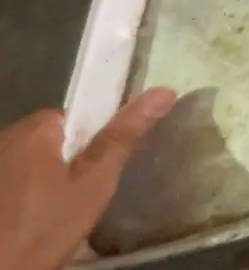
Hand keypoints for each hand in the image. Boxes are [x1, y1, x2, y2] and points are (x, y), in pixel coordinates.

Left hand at [0, 88, 176, 269]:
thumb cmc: (42, 228)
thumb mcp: (93, 183)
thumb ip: (123, 135)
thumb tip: (163, 90)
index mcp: (29, 135)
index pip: (70, 115)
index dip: (89, 135)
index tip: (96, 163)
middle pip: (44, 140)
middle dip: (64, 157)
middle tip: (78, 189)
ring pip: (23, 164)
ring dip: (38, 178)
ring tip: (50, 210)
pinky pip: (9, 182)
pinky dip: (17, 195)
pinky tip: (23, 220)